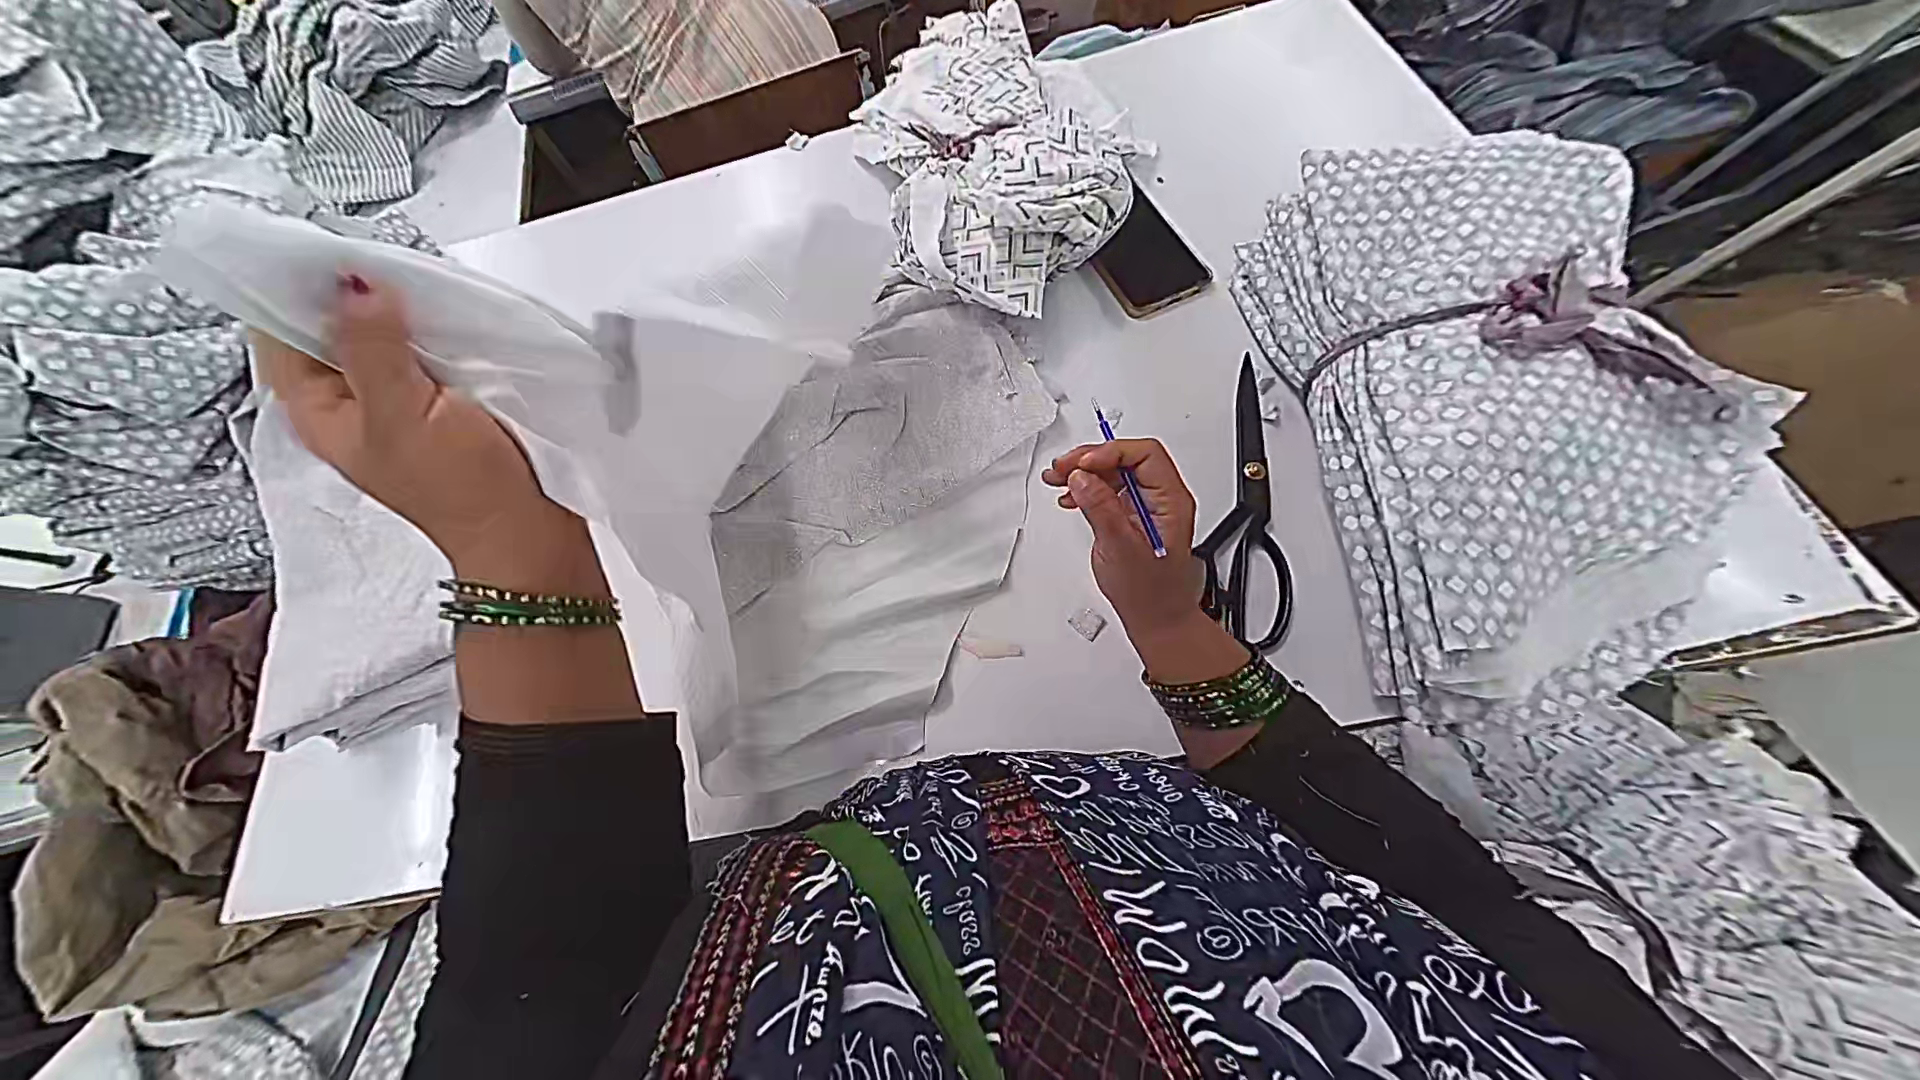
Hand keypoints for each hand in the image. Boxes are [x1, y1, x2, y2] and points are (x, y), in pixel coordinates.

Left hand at [251, 275, 599, 592]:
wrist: (528, 533)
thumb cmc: (463, 488)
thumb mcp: (405, 415)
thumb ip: (372, 349)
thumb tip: (351, 282)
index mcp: (321, 408)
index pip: (281, 327)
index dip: (296, 285)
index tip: (329, 245)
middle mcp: (358, 403)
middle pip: (339, 330)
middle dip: (360, 295)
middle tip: (390, 261)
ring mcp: (408, 407)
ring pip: (392, 343)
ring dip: (409, 317)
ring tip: (430, 287)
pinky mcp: (452, 410)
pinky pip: (434, 360)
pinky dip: (443, 339)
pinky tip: (460, 325)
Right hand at [1043, 438, 1204, 637]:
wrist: (1155, 616)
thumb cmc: (1149, 591)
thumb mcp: (1120, 548)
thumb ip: (1101, 508)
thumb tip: (1081, 477)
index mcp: (1170, 500)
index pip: (1145, 455)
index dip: (1111, 452)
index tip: (1082, 464)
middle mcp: (1161, 498)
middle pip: (1126, 458)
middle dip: (1090, 459)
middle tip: (1062, 469)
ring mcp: (1145, 505)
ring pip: (1113, 472)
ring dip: (1083, 472)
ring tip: (1057, 479)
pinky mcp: (1130, 514)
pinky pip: (1108, 489)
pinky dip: (1085, 488)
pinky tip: (1069, 495)